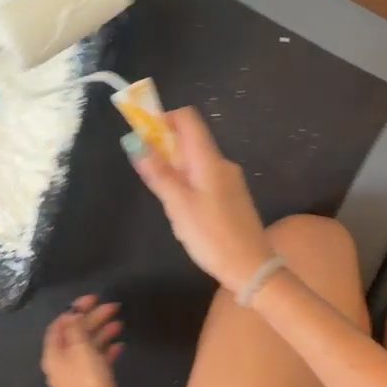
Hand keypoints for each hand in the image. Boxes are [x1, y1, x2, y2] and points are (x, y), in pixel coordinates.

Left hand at [41, 295, 123, 386]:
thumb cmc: (88, 380)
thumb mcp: (81, 348)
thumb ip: (76, 328)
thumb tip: (72, 314)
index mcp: (53, 354)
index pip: (60, 324)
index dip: (75, 309)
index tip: (93, 299)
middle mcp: (61, 363)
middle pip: (76, 334)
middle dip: (93, 319)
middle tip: (113, 307)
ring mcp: (76, 374)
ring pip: (88, 347)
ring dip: (102, 333)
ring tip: (119, 323)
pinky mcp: (90, 383)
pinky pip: (97, 361)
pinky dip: (107, 351)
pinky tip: (120, 346)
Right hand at [129, 107, 275, 292]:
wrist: (250, 267)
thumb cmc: (212, 236)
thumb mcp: (178, 205)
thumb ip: (158, 173)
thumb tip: (136, 143)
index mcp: (210, 160)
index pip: (187, 119)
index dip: (163, 120)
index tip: (144, 140)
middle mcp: (222, 164)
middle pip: (189, 142)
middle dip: (165, 156)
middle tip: (156, 186)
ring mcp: (230, 182)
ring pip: (195, 166)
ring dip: (176, 178)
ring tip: (174, 211)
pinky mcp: (233, 198)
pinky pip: (204, 183)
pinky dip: (189, 191)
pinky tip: (188, 219)